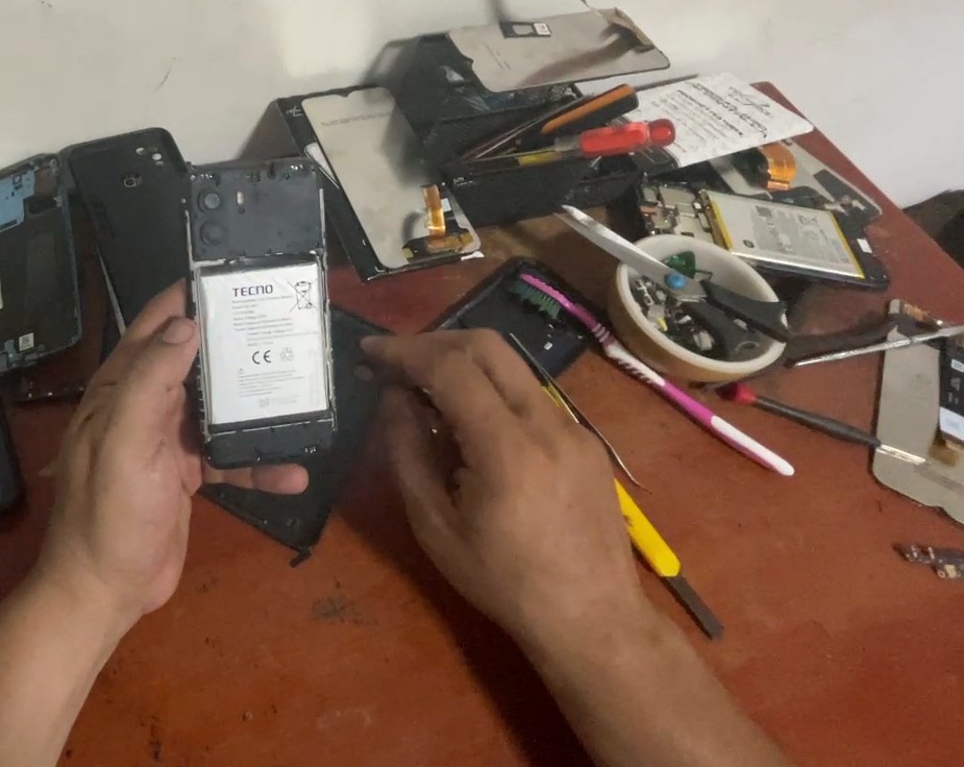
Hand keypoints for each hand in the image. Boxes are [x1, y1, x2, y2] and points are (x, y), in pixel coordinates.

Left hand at [34, 282, 308, 633]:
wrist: (106, 591)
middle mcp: (145, 403)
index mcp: (121, 387)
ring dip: (251, 401)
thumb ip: (151, 380)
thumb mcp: (125, 440)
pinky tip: (292, 470)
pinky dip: (257, 460)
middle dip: (232, 343)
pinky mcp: (186, 471)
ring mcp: (167, 438)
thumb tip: (186, 324)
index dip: (187, 298)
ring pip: (216, 405)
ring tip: (297, 387)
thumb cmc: (109, 512)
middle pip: (193, 359)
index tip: (231, 278)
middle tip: (281, 326)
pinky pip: (227, 454)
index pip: (155, 326)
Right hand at [363, 331, 646, 647]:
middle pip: (486, 345)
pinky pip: (528, 394)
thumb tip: (392, 397)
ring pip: (510, 365)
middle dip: (432, 342)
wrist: (594, 621)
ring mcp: (574, 428)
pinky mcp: (586, 439)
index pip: (451, 367)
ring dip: (461, 362)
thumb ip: (406, 452)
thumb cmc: (502, 580)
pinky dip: (489, 389)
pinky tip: (469, 425)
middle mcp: (547, 424)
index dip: (404, 351)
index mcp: (508, 449)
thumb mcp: (434, 525)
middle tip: (395, 361)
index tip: (369, 350)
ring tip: (425, 391)